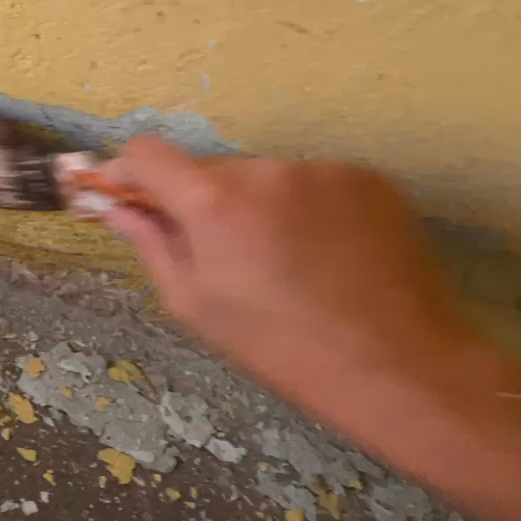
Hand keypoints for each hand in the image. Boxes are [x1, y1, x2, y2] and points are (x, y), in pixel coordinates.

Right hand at [96, 136, 473, 413]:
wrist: (403, 369)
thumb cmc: (279, 345)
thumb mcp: (192, 304)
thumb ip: (149, 243)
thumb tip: (117, 208)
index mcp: (212, 201)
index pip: (146, 151)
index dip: (130, 170)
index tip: (129, 195)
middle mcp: (263, 169)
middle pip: (207, 167)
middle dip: (199, 197)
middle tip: (219, 248)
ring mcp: (319, 169)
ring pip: (259, 175)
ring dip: (253, 202)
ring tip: (281, 255)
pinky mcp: (365, 177)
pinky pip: (308, 180)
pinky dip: (301, 205)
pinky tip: (322, 249)